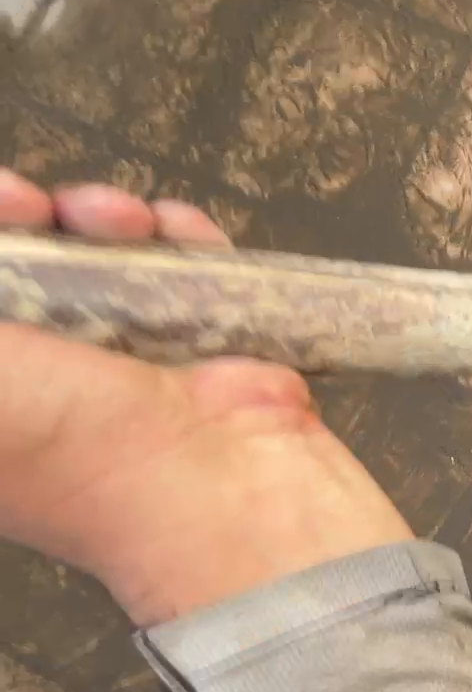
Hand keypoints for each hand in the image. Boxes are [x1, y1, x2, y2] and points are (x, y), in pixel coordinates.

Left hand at [0, 169, 411, 625]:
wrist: (217, 483)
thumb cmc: (67, 453)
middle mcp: (56, 362)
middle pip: (32, 257)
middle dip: (31, 216)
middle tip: (36, 207)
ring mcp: (141, 352)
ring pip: (112, 256)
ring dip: (111, 220)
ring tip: (124, 217)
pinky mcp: (221, 347)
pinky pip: (200, 273)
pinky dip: (191, 241)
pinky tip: (179, 228)